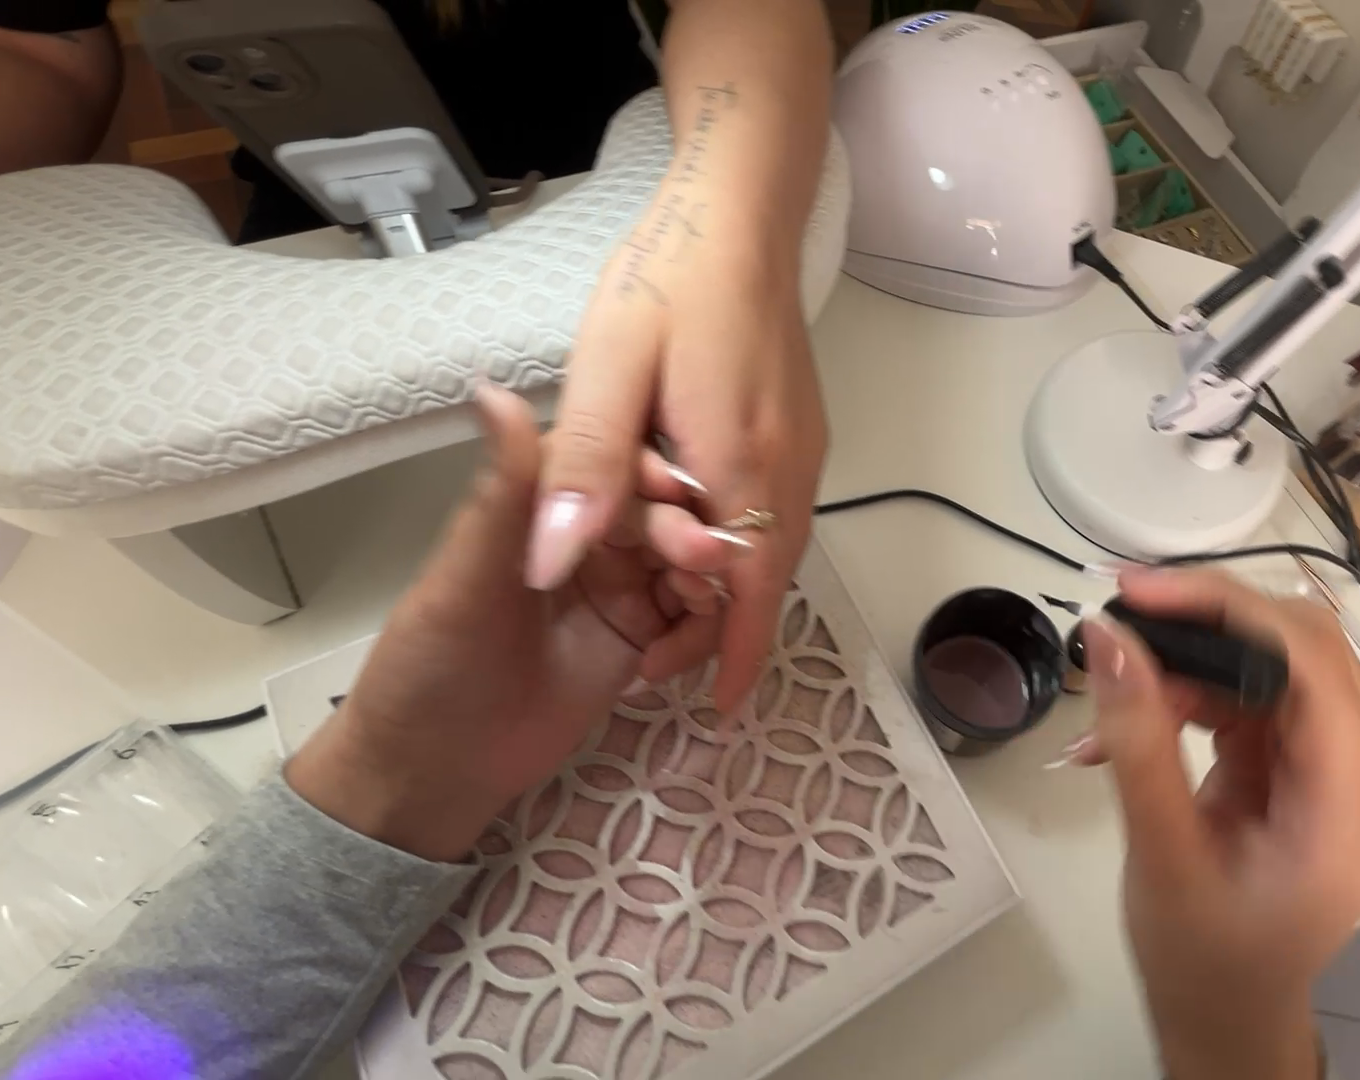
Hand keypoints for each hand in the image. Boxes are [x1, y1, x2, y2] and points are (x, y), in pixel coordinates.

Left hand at [285, 385, 745, 861]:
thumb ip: (504, 491)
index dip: (657, 482)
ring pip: (695, 568)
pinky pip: (699, 618)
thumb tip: (490, 389)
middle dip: (692, 539)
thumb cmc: (436, 663)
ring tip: (689, 612)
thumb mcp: (466, 576)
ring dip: (705, 586)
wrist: (437, 769)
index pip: (620, 475)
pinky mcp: (649, 632)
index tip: (680, 498)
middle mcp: (599, 538)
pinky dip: (701, 631)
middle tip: (702, 564)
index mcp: (551, 507)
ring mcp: (630, 586)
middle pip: (670, 520)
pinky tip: (670, 660)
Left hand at [533, 172, 826, 713]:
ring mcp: (804, 454)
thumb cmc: (669, 285)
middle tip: (666, 662)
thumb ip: (582, 466)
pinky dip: (746, 548)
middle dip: (728, 631)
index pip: (751, 588)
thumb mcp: (606, 365)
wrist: (741, 221)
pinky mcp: (803, 437)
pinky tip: (705, 539)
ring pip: (776, 549)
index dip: (739, 653)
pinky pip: (779, 516)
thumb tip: (554, 563)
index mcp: (742, 466)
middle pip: (769, 578)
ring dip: (734, 589)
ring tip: (675, 609)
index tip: (719, 709)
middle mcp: (788, 472)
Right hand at [1080, 569, 1359, 1079]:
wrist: (1225, 1016)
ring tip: (1113, 704)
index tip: (1139, 591)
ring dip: (1184, 664)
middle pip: (1300, 648)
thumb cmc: (1203, 961)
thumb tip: (1108, 637)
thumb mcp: (1162, 856)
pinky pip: (1242, 697)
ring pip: (1265, 663)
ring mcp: (1329, 765)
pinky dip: (1181, 695)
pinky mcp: (1293, 763)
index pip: (1314, 664)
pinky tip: (1126, 726)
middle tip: (1122, 617)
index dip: (1230, 608)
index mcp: (1351, 808)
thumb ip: (1140, 743)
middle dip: (1205, 622)